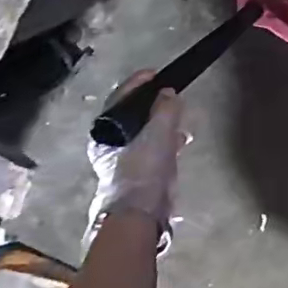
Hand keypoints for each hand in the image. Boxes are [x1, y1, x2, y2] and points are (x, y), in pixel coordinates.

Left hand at [83, 71, 188, 255]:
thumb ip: (165, 108)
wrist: (140, 213)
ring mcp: (124, 157)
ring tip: (180, 118)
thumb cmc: (143, 168)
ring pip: (144, 130)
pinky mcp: (138, 171)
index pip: (121, 97)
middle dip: (154, 103)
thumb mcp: (158, 132)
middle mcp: (110, 142)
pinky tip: (181, 141)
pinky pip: (153, 146)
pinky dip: (166, 140)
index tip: (156, 74)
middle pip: (133, 113)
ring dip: (163, 122)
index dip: (138, 82)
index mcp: (106, 130)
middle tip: (171, 95)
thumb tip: (168, 92)